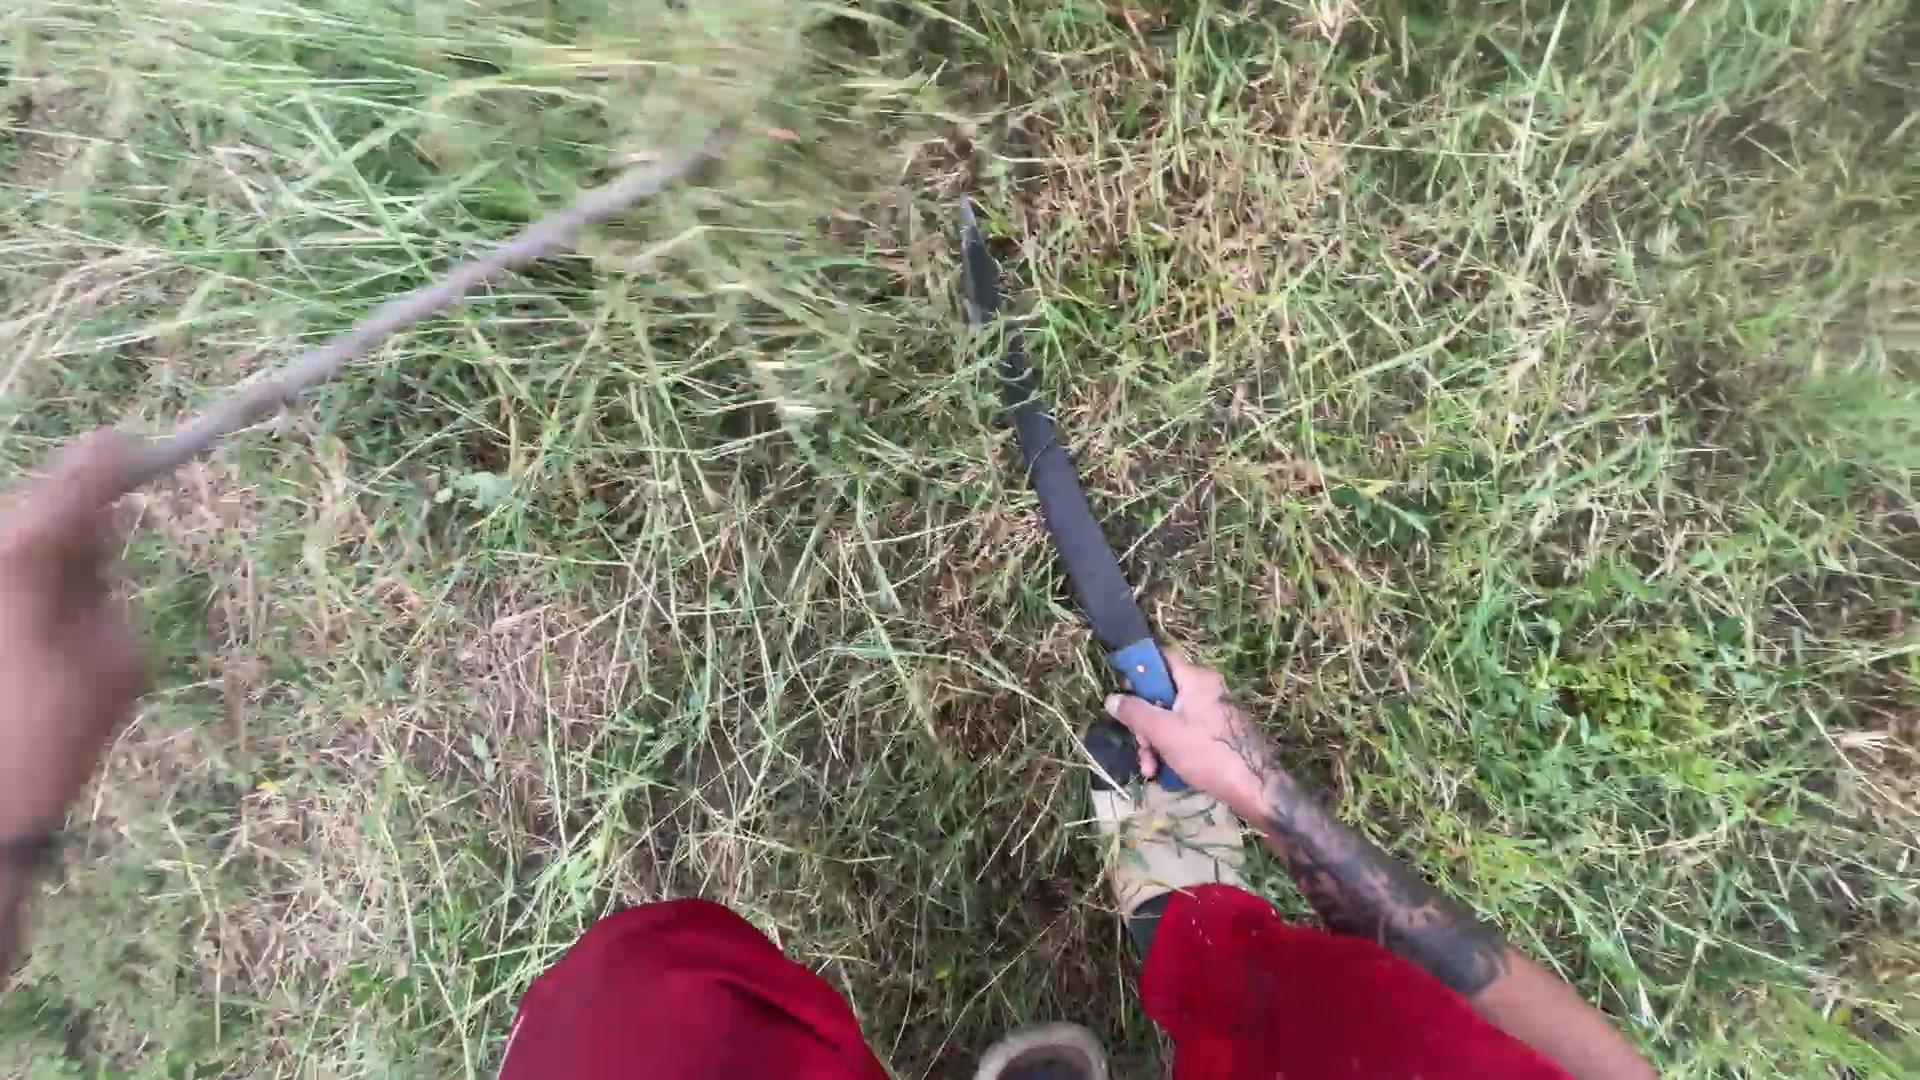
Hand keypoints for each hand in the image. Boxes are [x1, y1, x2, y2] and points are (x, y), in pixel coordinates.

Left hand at [0, 433, 145, 838]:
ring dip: (35, 553)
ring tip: (70, 584)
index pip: (61, 503)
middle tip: (104, 519)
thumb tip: (101, 530)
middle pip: (17, 524)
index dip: (94, 470)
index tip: (123, 442)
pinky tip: (37, 625)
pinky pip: (4, 578)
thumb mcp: (117, 656)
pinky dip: (23, 582)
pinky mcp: (0, 618)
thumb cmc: (55, 734)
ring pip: (3, 550)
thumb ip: (103, 582)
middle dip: (59, 516)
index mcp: (19, 577)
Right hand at [1104, 652, 1276, 818]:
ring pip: (1172, 716)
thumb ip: (1134, 712)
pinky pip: (1187, 730)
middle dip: (1145, 723)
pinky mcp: (1219, 732)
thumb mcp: (1163, 732)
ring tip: (1151, 768)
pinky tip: (1167, 771)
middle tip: (1141, 747)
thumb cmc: (1207, 752)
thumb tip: (1112, 698)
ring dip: (1156, 741)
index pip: (1161, 658)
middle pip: (1163, 694)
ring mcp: (1215, 711)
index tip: (1124, 692)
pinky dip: (1173, 747)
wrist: (1255, 788)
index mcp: (1196, 679)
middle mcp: (1207, 688)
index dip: (1139, 670)